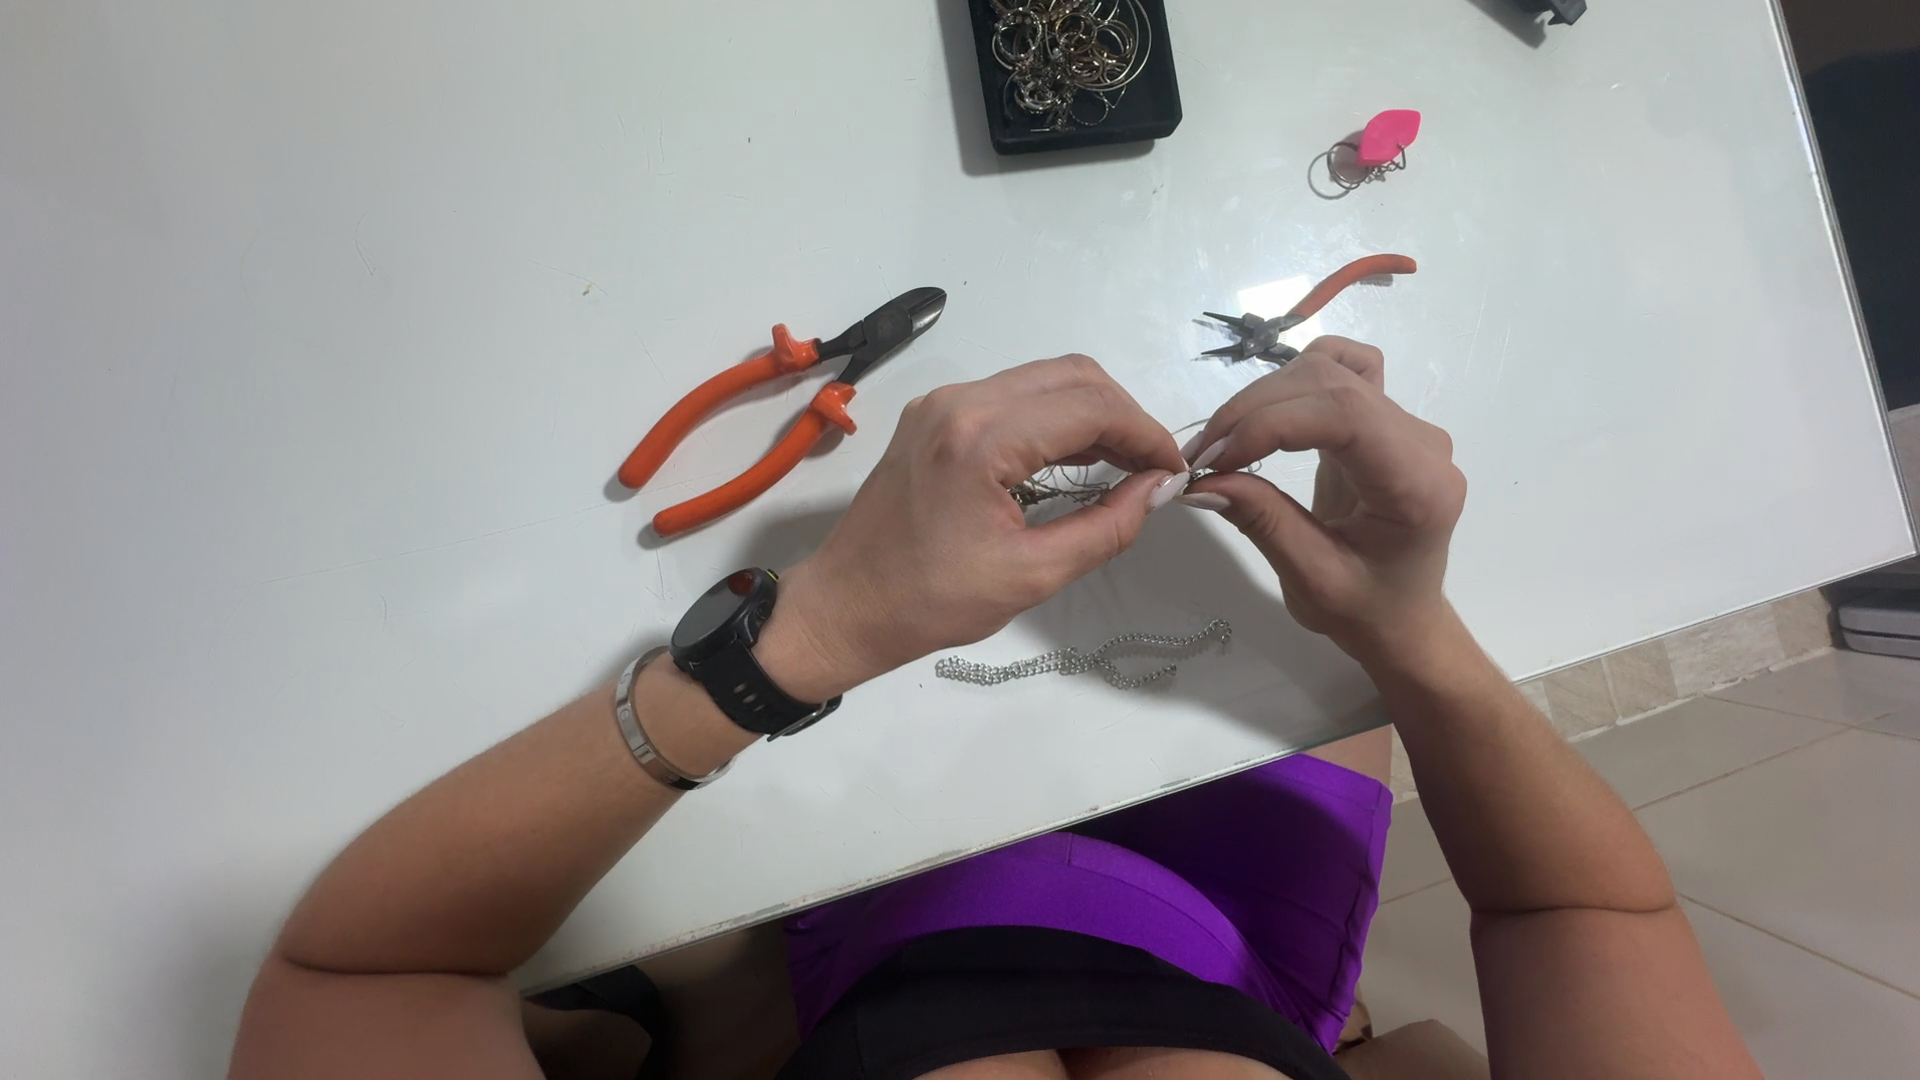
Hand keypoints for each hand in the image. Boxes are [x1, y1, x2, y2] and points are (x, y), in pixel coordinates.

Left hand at [755, 355, 1187, 700]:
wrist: (847, 605)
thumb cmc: (932, 603)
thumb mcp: (1032, 574)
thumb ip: (1107, 526)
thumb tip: (1159, 487)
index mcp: (981, 439)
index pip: (1091, 407)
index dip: (1146, 433)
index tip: (1174, 470)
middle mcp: (959, 402)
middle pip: (1071, 376)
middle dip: (1123, 416)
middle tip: (1150, 467)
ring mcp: (941, 404)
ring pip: (1042, 379)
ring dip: (1090, 413)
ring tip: (1122, 463)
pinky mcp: (932, 416)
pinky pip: (1010, 397)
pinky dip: (1052, 417)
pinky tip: (1074, 454)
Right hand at [1179, 337, 1466, 665]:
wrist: (1399, 616)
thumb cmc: (1364, 610)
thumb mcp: (1310, 579)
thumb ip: (1263, 522)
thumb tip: (1203, 480)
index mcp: (1416, 485)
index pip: (1344, 414)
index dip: (1268, 424)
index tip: (1211, 462)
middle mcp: (1420, 441)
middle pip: (1329, 382)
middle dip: (1250, 412)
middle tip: (1200, 460)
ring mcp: (1404, 425)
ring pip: (1327, 369)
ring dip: (1260, 398)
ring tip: (1221, 444)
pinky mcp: (1380, 421)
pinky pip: (1342, 369)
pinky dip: (1294, 380)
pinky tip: (1264, 412)